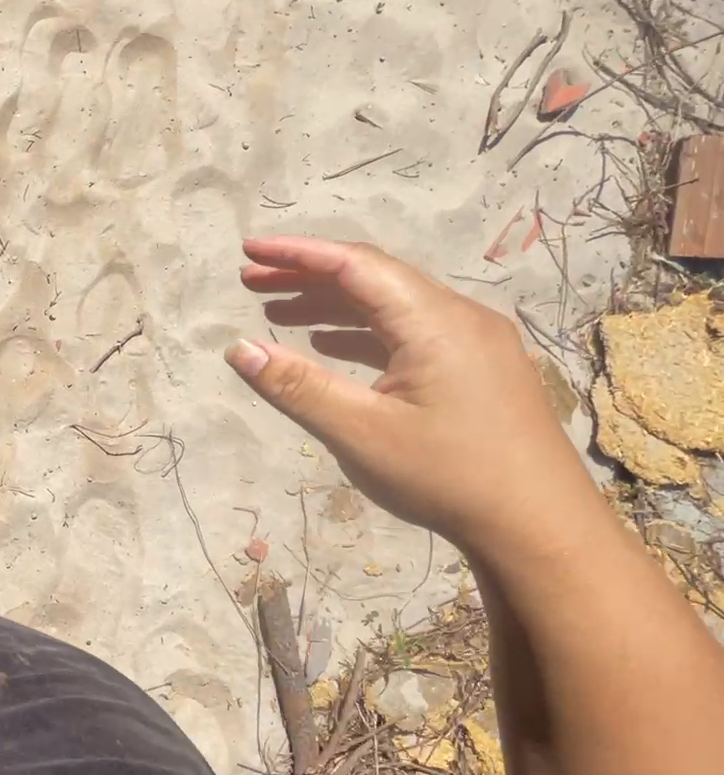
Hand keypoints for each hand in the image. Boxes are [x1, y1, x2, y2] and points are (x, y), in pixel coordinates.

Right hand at [226, 236, 595, 551]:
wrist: (537, 525)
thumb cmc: (446, 474)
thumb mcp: (358, 431)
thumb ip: (295, 385)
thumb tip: (237, 348)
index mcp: (434, 324)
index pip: (356, 266)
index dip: (298, 253)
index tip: (249, 248)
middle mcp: (457, 320)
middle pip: (372, 278)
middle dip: (306, 274)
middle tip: (249, 279)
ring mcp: (469, 344)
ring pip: (387, 305)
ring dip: (328, 302)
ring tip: (273, 308)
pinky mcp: (470, 368)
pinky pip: (403, 330)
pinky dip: (354, 328)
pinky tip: (324, 342)